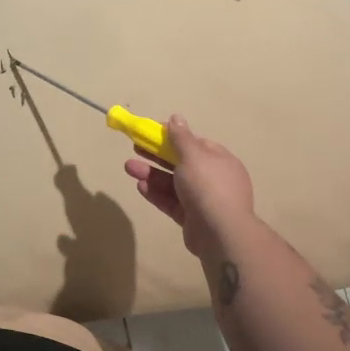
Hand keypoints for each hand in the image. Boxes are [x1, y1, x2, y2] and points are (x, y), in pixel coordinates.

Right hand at [123, 115, 255, 258]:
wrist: (221, 233)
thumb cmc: (207, 186)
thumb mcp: (193, 155)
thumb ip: (181, 137)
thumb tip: (177, 117)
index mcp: (220, 161)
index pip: (195, 144)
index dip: (173, 137)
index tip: (152, 133)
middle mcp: (213, 179)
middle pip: (180, 163)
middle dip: (156, 156)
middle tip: (135, 148)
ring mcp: (203, 200)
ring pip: (173, 183)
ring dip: (151, 174)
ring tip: (128, 168)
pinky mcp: (192, 218)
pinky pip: (171, 202)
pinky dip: (156, 193)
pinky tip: (140, 187)